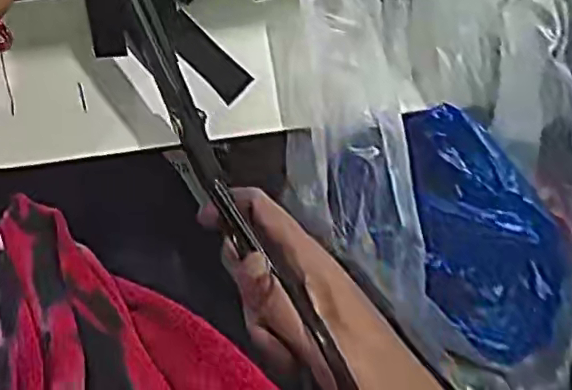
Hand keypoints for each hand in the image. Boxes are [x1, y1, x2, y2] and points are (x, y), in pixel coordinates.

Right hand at [204, 188, 439, 389]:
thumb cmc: (368, 369)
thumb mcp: (314, 333)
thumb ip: (273, 295)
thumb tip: (242, 254)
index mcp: (309, 258)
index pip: (259, 204)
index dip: (227, 203)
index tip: (204, 221)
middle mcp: (306, 269)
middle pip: (250, 253)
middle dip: (245, 286)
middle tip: (264, 319)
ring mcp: (310, 295)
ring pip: (258, 290)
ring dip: (263, 323)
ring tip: (290, 354)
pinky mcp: (313, 320)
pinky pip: (274, 316)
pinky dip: (276, 339)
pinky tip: (295, 361)